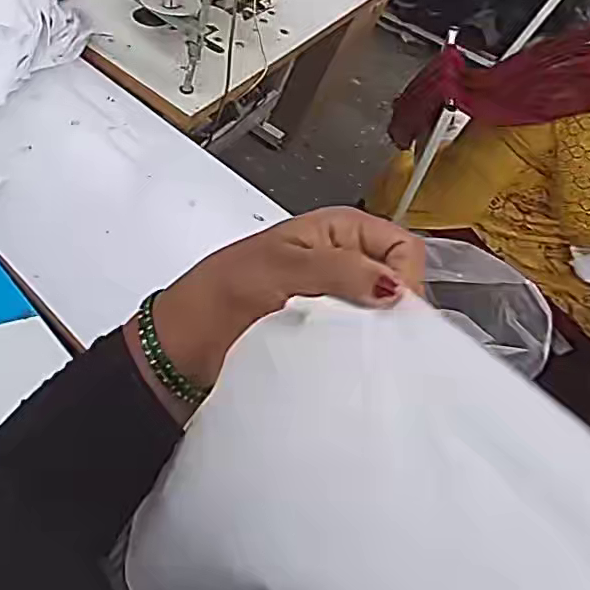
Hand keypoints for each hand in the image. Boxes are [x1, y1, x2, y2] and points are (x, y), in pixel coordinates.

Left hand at [146, 207, 426, 392]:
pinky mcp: (326, 333)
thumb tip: (393, 285)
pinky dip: (359, 350)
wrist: (187, 340)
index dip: (402, 275)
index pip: (401, 246)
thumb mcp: (281, 266)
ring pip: (382, 314)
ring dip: (374, 332)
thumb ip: (339, 270)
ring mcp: (336, 299)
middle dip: (392, 307)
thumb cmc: (222, 290)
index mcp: (338, 230)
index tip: (390, 307)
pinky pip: (361, 340)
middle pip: (398, 282)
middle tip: (371, 332)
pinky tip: (346, 359)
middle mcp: (343, 261)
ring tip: (352, 346)